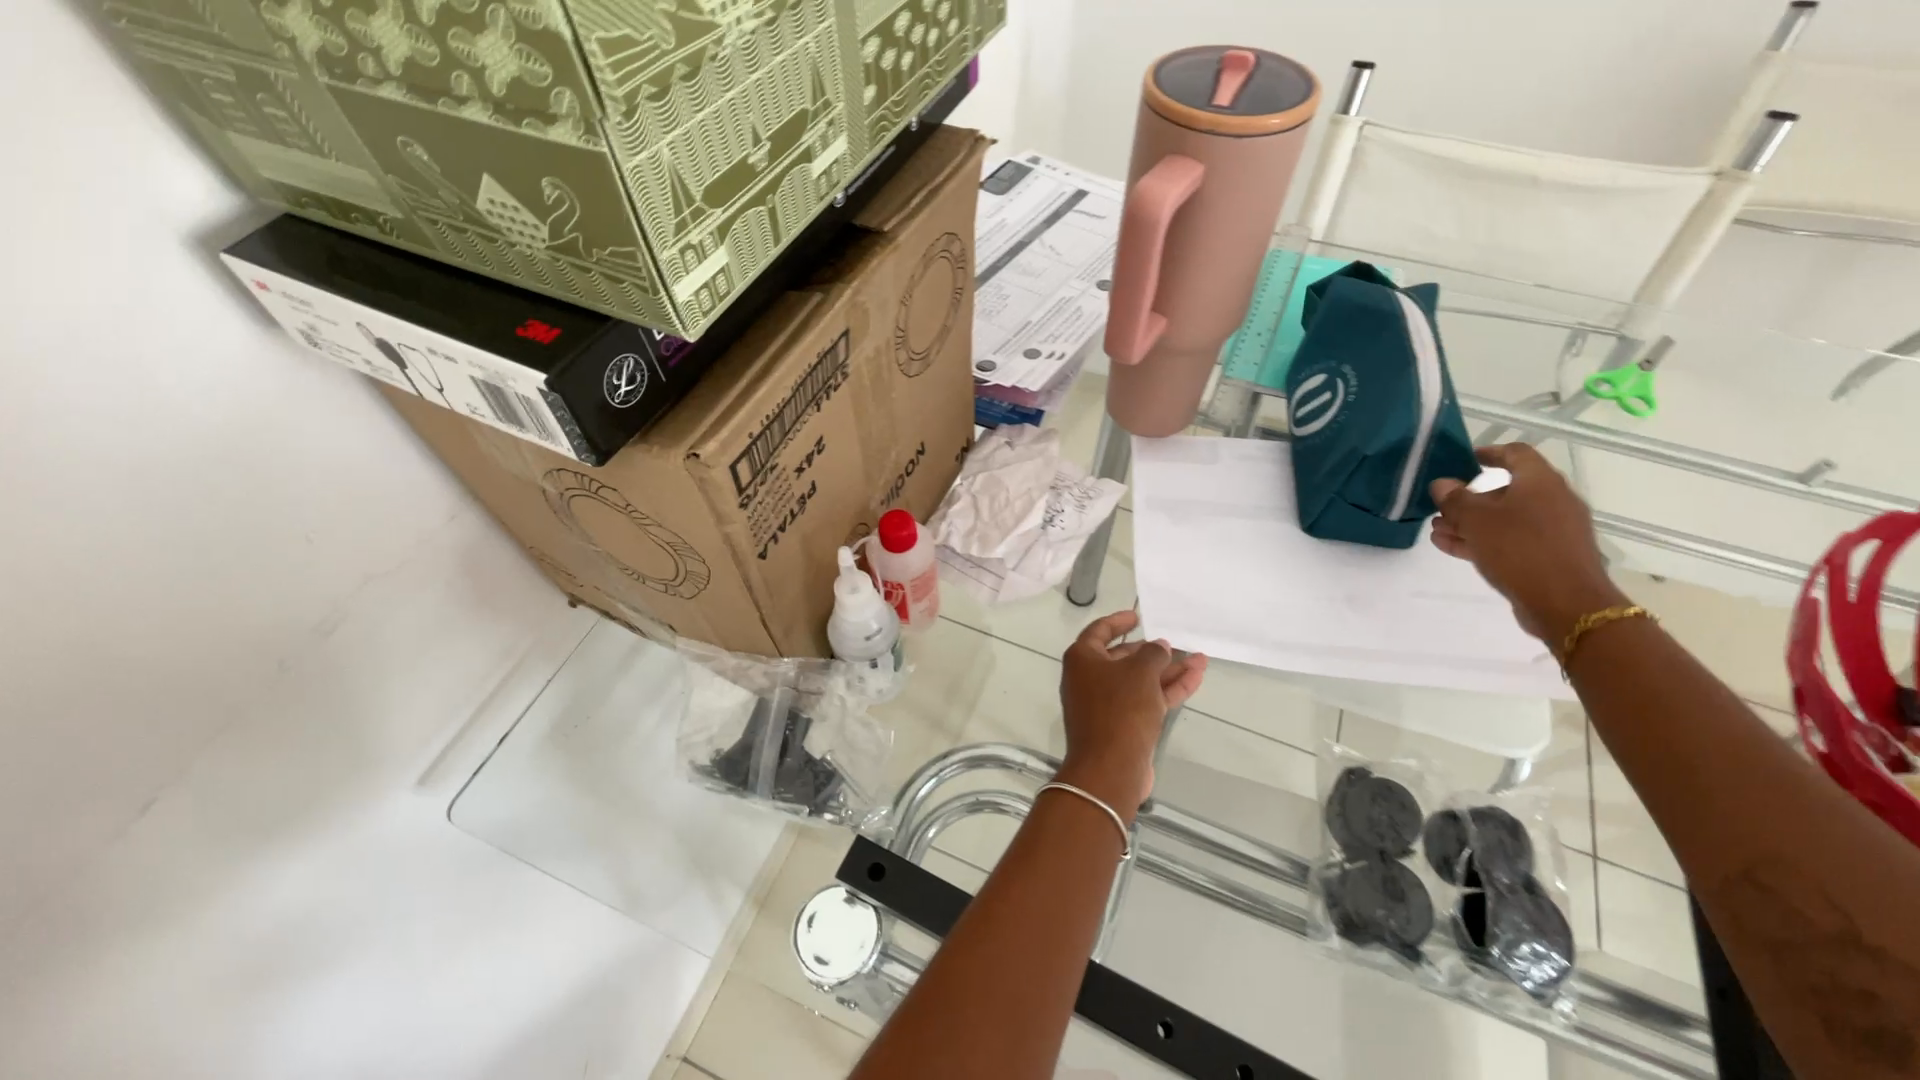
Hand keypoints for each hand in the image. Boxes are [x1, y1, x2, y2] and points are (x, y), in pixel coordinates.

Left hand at [1058, 611, 1207, 816]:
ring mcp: (1106, 704)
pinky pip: (1147, 699)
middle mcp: (1090, 679)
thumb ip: (1153, 654)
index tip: (1137, 615)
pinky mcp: (1123, 725)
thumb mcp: (1140, 672)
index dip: (1118, 621)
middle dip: (1152, 651)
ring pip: (1140, 680)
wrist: (1110, 768)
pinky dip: (1169, 689)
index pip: (1099, 631)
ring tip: (1200, 659)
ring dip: (1168, 670)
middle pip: (1122, 658)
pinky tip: (1195, 678)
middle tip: (1176, 644)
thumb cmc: (1120, 709)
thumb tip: (1159, 647)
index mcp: (1082, 660)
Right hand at [1429, 444, 1627, 644]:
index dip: (1490, 453)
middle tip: (1441, 507)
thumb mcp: (1477, 520)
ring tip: (1439, 531)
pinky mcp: (1551, 556)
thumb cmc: (1519, 549)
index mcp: (1540, 482)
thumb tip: (1443, 484)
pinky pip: (1513, 540)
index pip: (1516, 454)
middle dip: (1471, 499)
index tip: (1466, 459)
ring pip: (1507, 519)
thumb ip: (1456, 499)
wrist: (1566, 603)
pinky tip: (1452, 547)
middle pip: (1508, 491)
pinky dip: (1485, 540)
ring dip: (1472, 523)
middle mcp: (1553, 500)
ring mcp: (1555, 530)